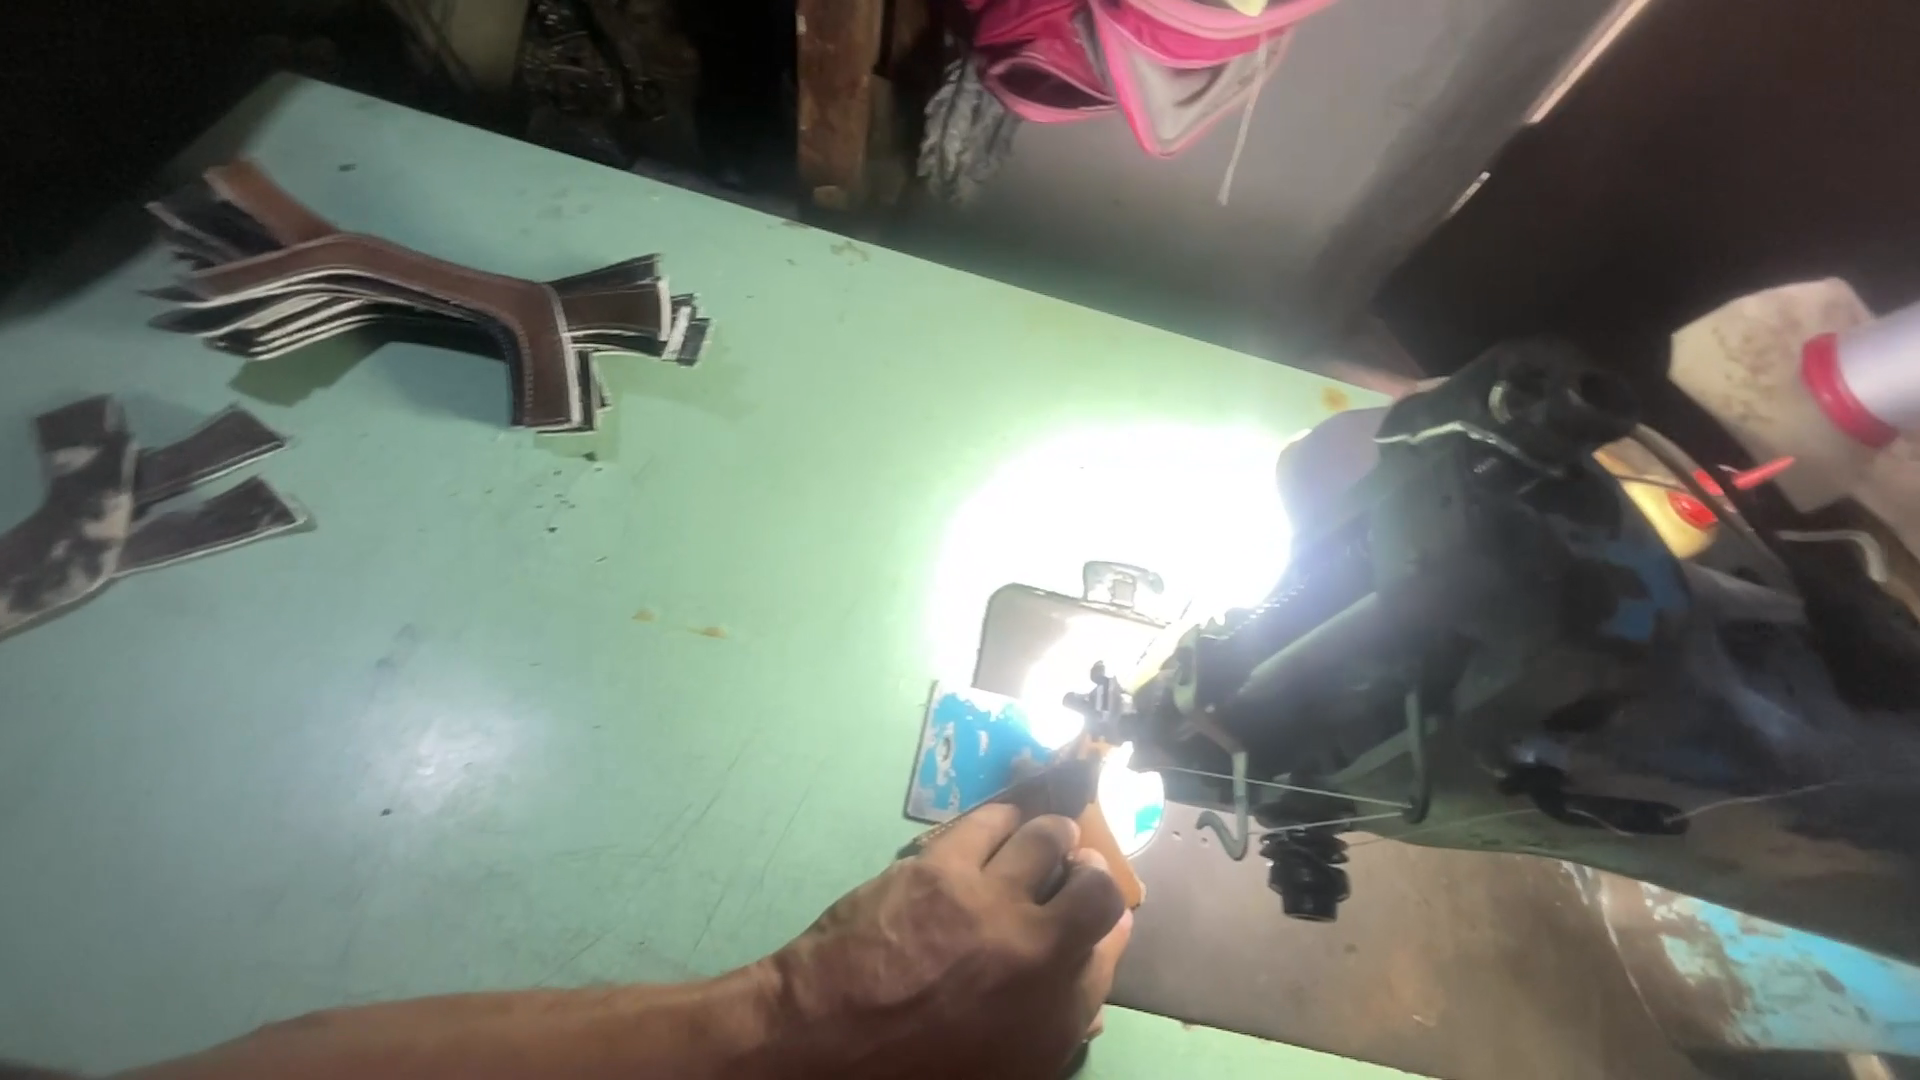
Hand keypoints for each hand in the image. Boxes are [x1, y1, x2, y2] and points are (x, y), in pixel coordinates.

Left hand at [762, 805, 1132, 1079]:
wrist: (828, 1041)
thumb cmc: (918, 1068)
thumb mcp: (1004, 1070)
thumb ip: (1052, 1029)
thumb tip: (1085, 997)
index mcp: (1055, 1013)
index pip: (1112, 946)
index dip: (1109, 919)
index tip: (1097, 906)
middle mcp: (1038, 951)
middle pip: (1096, 886)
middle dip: (1091, 870)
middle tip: (1076, 864)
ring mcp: (991, 900)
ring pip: (1047, 838)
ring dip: (1054, 834)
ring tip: (1046, 835)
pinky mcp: (944, 865)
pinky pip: (990, 821)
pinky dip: (1003, 819)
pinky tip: (1001, 822)